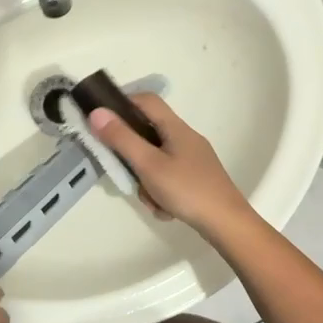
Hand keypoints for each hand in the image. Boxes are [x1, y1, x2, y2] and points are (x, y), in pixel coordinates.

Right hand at [89, 94, 249, 231]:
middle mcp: (185, 138)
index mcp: (176, 128)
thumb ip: (122, 139)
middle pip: (148, 135)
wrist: (226, 222)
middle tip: (126, 172)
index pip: (146, 100)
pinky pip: (167, 178)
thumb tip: (96, 112)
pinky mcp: (195, 178)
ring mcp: (192, 159)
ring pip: (156, 161)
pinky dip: (161, 192)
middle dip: (133, 156)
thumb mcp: (149, 165)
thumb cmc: (187, 189)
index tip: (102, 119)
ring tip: (152, 198)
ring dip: (147, 180)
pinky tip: (166, 208)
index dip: (122, 102)